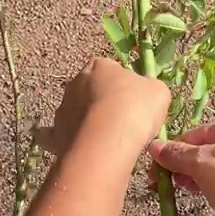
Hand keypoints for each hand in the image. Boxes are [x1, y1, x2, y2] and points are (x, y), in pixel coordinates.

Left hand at [45, 58, 169, 165]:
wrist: (107, 142)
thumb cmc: (135, 109)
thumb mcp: (158, 92)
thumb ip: (150, 87)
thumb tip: (147, 90)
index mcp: (99, 65)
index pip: (111, 69)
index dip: (124, 85)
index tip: (134, 101)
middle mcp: (76, 82)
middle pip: (91, 90)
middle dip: (103, 103)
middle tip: (122, 121)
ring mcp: (63, 108)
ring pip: (77, 113)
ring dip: (88, 122)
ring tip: (107, 141)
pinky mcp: (56, 134)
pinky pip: (60, 136)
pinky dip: (68, 141)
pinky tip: (79, 150)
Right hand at [150, 116, 214, 215]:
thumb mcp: (202, 164)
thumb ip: (176, 155)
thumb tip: (154, 145)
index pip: (188, 135)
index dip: (168, 153)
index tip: (153, 176)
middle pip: (201, 151)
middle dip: (181, 169)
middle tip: (167, 189)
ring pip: (214, 170)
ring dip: (198, 182)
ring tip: (190, 196)